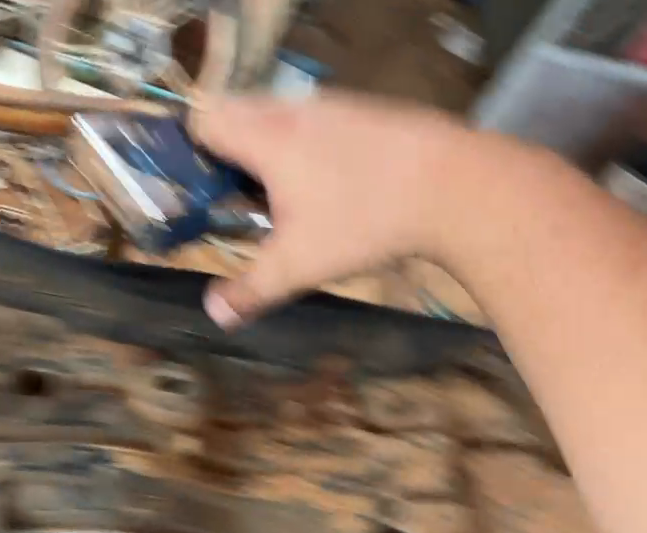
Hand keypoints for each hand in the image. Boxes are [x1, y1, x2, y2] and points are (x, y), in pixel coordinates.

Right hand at [189, 93, 483, 326]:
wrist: (457, 187)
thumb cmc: (364, 222)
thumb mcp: (297, 267)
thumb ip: (249, 290)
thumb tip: (212, 313)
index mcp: (267, 139)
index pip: (204, 122)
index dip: (189, 154)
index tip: (196, 190)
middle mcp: (295, 110)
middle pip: (236, 112)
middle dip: (223, 152)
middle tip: (231, 198)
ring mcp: (333, 105)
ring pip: (277, 115)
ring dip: (263, 148)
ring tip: (276, 197)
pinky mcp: (364, 111)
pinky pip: (313, 120)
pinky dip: (301, 145)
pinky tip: (324, 186)